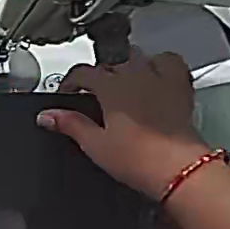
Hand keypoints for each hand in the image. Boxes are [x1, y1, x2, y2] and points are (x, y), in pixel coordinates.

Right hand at [37, 50, 213, 199]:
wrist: (181, 172)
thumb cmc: (142, 158)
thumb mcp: (94, 144)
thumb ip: (69, 124)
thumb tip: (48, 116)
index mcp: (111, 85)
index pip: (83, 72)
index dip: (70, 82)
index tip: (67, 93)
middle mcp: (137, 76)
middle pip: (110, 62)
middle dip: (96, 74)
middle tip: (89, 92)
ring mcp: (161, 80)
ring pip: (139, 56)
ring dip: (127, 64)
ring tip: (120, 78)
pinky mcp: (182, 91)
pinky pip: (172, 64)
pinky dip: (161, 65)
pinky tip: (155, 75)